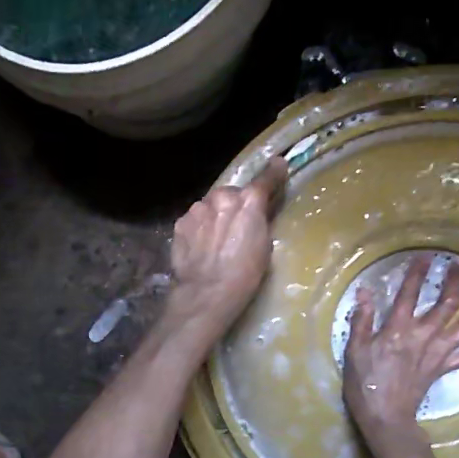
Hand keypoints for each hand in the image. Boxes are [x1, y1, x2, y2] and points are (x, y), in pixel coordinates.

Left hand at [166, 158, 285, 332]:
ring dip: (215, 215)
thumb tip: (260, 210)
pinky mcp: (180, 223)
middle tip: (237, 224)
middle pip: (232, 194)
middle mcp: (221, 197)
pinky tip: (200, 245)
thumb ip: (261, 220)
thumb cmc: (244, 274)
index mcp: (248, 201)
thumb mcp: (264, 246)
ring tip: (216, 239)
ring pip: (210, 206)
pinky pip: (194, 220)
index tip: (278, 165)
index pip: (265, 180)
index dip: (273, 173)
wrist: (206, 292)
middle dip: (235, 204)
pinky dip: (199, 228)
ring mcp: (197, 209)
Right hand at [343, 257, 458, 446]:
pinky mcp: (443, 368)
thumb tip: (364, 293)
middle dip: (456, 281)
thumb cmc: (365, 382)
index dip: (417, 273)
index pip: (409, 294)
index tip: (426, 257)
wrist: (385, 415)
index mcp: (398, 329)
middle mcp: (424, 335)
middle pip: (447, 303)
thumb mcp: (354, 349)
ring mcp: (438, 352)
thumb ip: (361, 320)